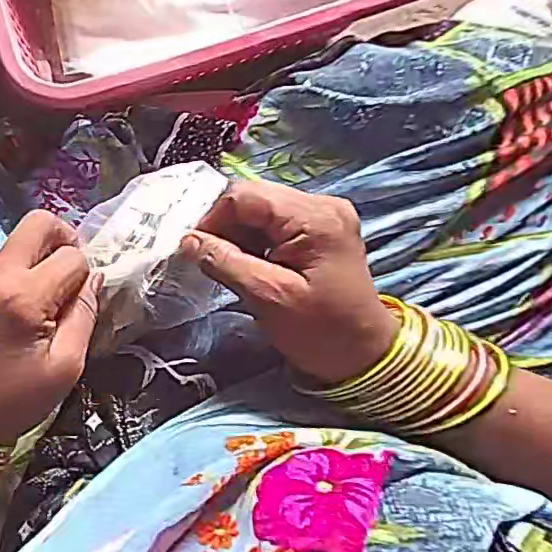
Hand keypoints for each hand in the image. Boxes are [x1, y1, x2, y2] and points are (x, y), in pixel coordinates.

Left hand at [0, 211, 99, 443]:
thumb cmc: (12, 399)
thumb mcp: (65, 366)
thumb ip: (84, 315)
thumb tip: (93, 278)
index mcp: (21, 295)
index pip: (71, 256)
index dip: (85, 275)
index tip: (81, 302)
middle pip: (39, 222)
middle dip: (65, 240)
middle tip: (71, 274)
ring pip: (20, 240)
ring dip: (41, 258)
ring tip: (46, 299)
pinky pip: (3, 259)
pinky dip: (20, 271)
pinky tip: (21, 307)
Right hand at [181, 181, 397, 385]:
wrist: (364, 355)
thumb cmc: (321, 331)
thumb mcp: (268, 297)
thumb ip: (225, 262)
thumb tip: (187, 241)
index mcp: (315, 217)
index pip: (245, 196)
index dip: (213, 219)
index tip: (196, 251)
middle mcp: (322, 205)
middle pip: (252, 198)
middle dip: (224, 227)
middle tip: (212, 260)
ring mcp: (322, 216)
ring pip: (259, 210)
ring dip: (237, 235)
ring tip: (232, 266)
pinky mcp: (318, 229)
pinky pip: (273, 223)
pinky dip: (253, 241)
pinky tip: (251, 265)